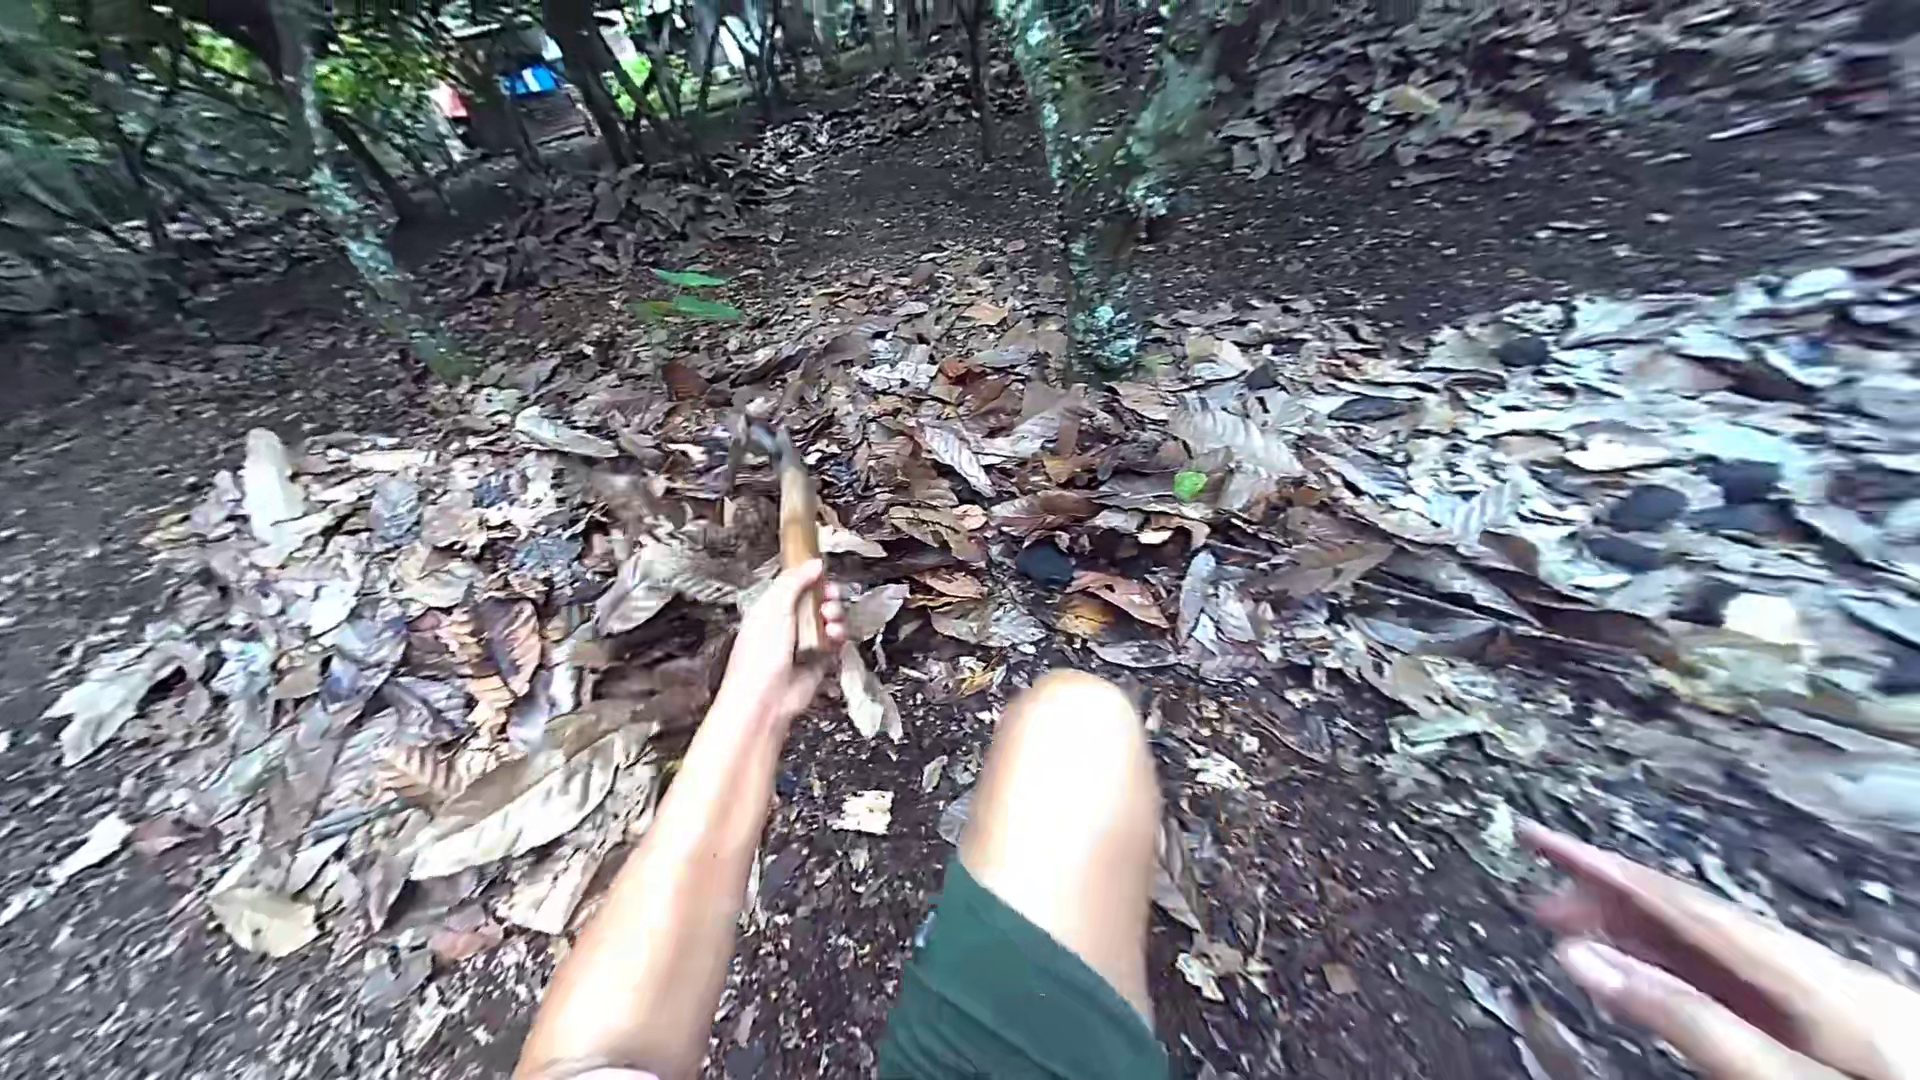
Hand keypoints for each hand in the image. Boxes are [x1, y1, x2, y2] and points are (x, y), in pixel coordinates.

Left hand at [712, 559, 845, 726]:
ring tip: (830, 619)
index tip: (822, 574)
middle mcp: (787, 624)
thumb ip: (794, 581)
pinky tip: (835, 635)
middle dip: (827, 596)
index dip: (810, 578)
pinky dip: (839, 635)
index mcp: (770, 609)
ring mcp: (804, 642)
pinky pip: (836, 641)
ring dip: (834, 615)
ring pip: (829, 619)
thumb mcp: (773, 607)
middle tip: (830, 597)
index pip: (794, 585)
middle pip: (816, 601)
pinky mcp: (819, 660)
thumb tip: (813, 563)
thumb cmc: (759, 657)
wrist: (766, 699)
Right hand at [1523, 821, 1919, 1079]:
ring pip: (1701, 939)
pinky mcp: (1824, 1018)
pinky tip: (1637, 967)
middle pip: (1684, 912)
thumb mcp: (1786, 1077)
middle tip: (1537, 904)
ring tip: (1568, 929)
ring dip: (1626, 926)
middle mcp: (1807, 966)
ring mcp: (1820, 992)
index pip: (1673, 899)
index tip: (1531, 832)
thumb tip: (1575, 956)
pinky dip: (1663, 956)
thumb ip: (1685, 1018)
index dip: (1595, 862)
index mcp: (1800, 971)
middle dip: (1601, 896)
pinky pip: (1722, 968)